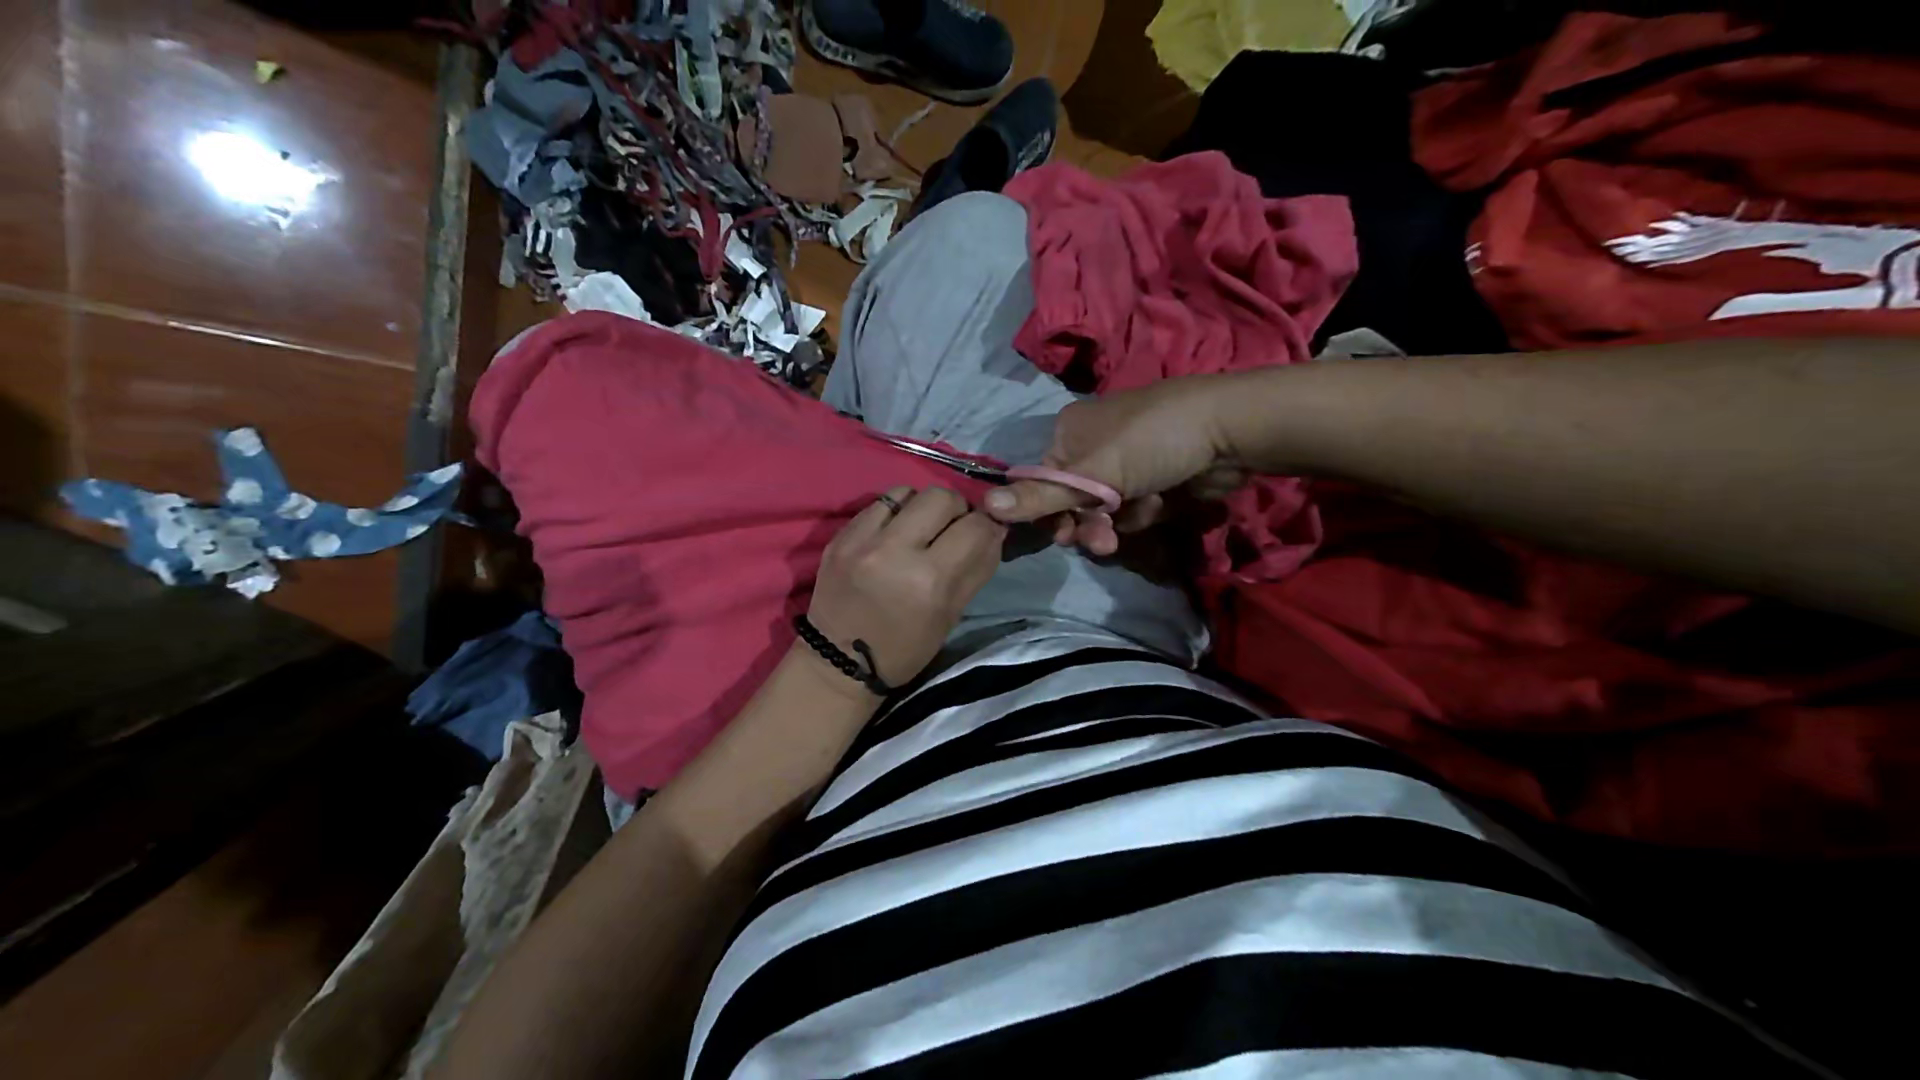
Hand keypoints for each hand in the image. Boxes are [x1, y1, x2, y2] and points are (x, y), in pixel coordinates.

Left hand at [806, 486, 1006, 692]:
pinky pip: (876, 504)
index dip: (986, 527)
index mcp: (929, 581)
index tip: (983, 534)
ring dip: (921, 507)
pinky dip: (892, 513)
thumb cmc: (905, 648)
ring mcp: (861, 541)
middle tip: (951, 530)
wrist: (839, 663)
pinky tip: (892, 534)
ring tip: (919, 529)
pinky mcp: (839, 536)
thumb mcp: (952, 615)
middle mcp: (895, 552)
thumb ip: (977, 567)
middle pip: (941, 497)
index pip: (975, 527)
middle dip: (956, 510)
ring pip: (906, 491)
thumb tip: (996, 529)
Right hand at [983, 376, 1247, 553]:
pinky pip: (1134, 507)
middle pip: (1073, 499)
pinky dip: (1144, 512)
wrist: (1231, 432)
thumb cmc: (1152, 441)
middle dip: (1087, 523)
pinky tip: (1162, 503)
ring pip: (1105, 509)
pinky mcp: (1154, 477)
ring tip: (1140, 518)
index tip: (1061, 535)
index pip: (1041, 481)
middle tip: (1102, 541)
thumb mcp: (1094, 472)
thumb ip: (1041, 495)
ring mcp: (1126, 461)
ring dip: (1117, 522)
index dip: (1048, 512)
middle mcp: (1092, 445)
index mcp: (1069, 432)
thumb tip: (984, 506)